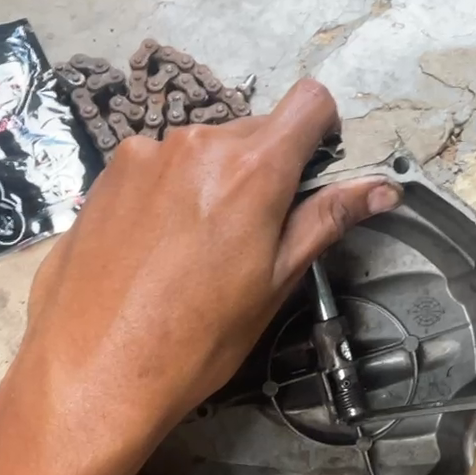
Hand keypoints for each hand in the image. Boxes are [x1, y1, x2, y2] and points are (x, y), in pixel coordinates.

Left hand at [10, 80, 399, 453]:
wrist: (93, 371)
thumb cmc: (197, 340)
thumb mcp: (274, 285)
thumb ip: (326, 222)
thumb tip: (381, 187)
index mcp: (251, 168)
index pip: (310, 103)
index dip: (323, 134)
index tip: (313, 177)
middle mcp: (196, 143)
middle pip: (254, 133)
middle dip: (265, 174)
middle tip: (252, 242)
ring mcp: (144, 155)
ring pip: (203, 154)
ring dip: (214, 187)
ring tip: (194, 256)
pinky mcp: (106, 176)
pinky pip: (158, 169)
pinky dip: (170, 196)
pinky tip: (154, 253)